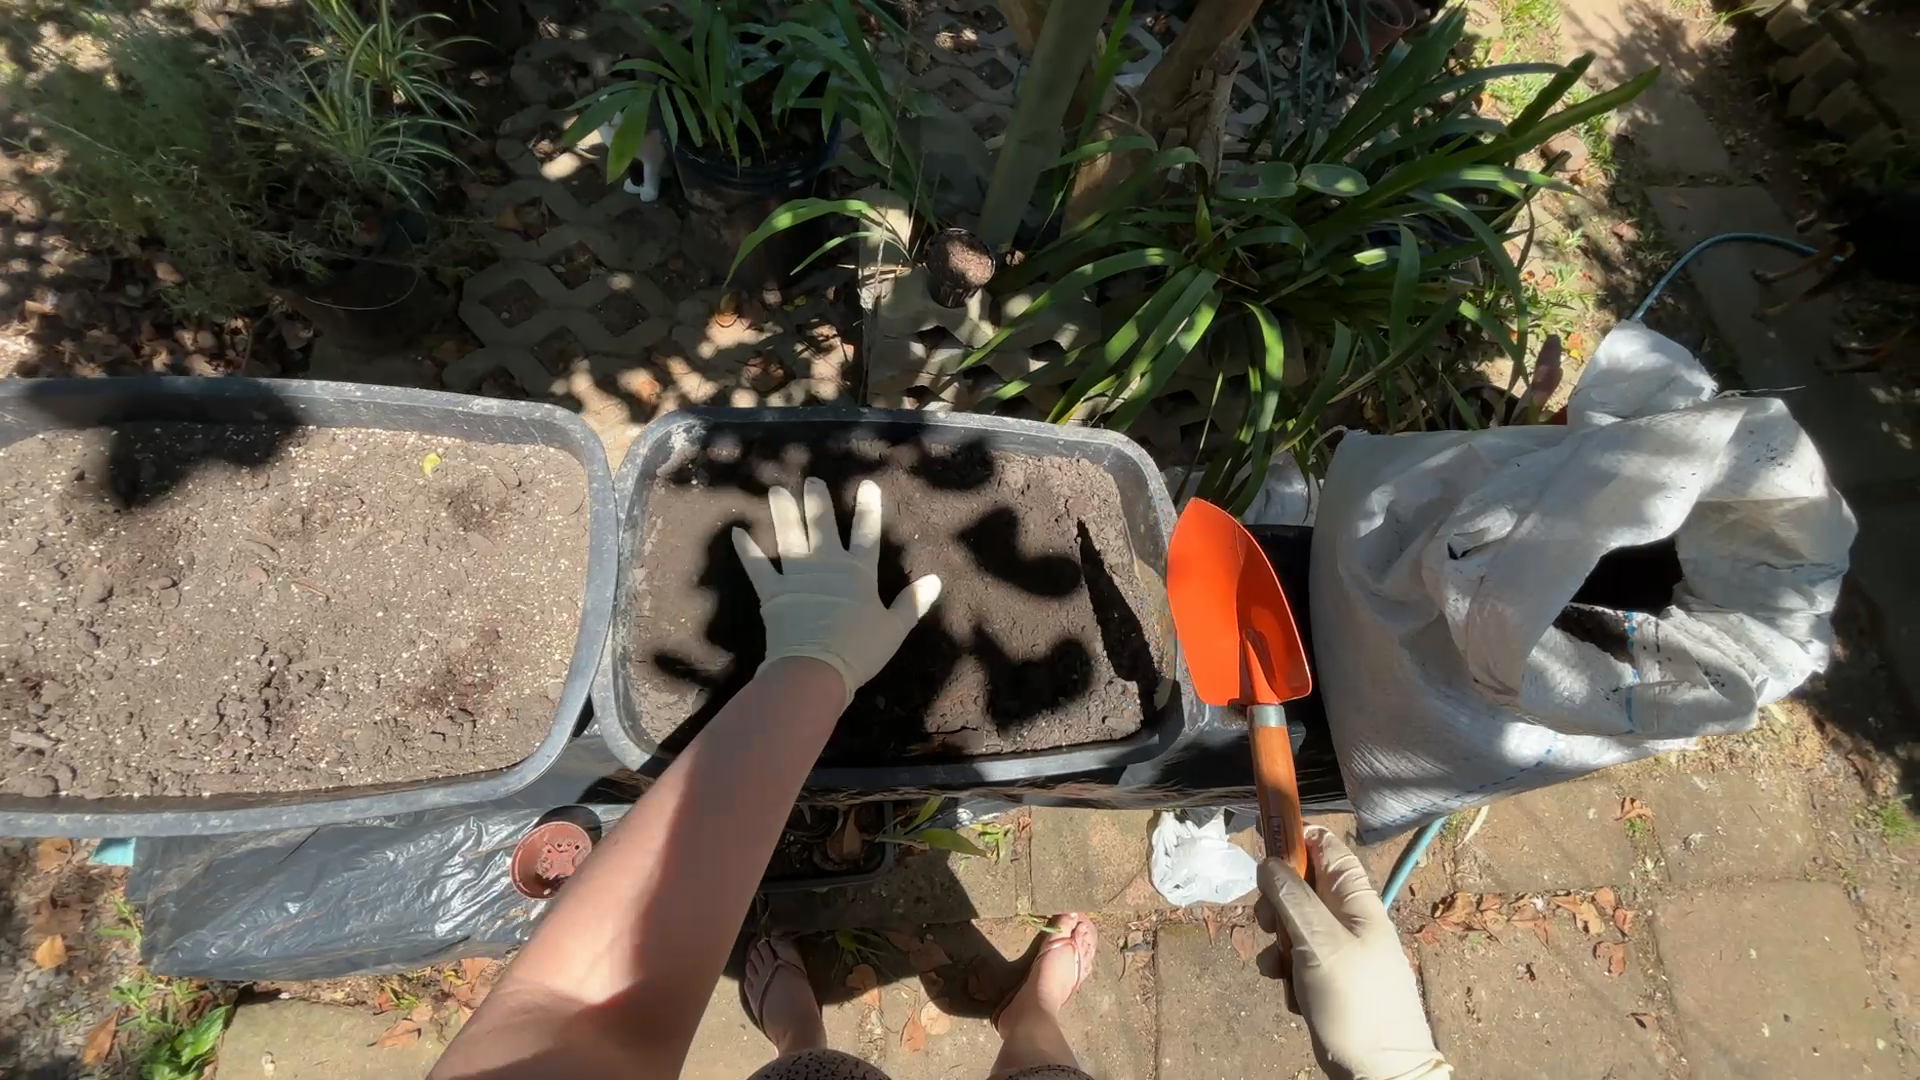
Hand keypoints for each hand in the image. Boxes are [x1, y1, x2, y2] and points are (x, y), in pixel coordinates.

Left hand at [732, 477, 941, 703]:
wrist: (815, 669)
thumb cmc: (859, 651)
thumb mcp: (894, 629)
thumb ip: (913, 603)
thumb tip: (936, 580)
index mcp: (858, 572)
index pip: (867, 532)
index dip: (869, 508)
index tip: (867, 484)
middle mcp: (827, 564)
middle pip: (822, 524)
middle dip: (818, 500)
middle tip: (811, 480)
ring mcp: (797, 575)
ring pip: (789, 535)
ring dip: (783, 512)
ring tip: (776, 491)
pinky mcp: (772, 591)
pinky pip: (756, 566)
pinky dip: (747, 550)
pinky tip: (738, 532)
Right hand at [1257, 826, 1450, 1079]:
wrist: (1379, 1077)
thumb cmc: (1356, 1002)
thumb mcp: (1320, 942)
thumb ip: (1292, 896)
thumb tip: (1268, 861)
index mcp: (1355, 900)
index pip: (1324, 845)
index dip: (1293, 837)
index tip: (1262, 845)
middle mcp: (1346, 917)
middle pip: (1298, 882)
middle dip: (1275, 899)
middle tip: (1268, 921)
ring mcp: (1336, 947)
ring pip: (1291, 920)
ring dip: (1277, 940)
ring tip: (1279, 964)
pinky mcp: (1325, 975)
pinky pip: (1294, 954)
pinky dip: (1285, 967)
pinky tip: (1287, 988)